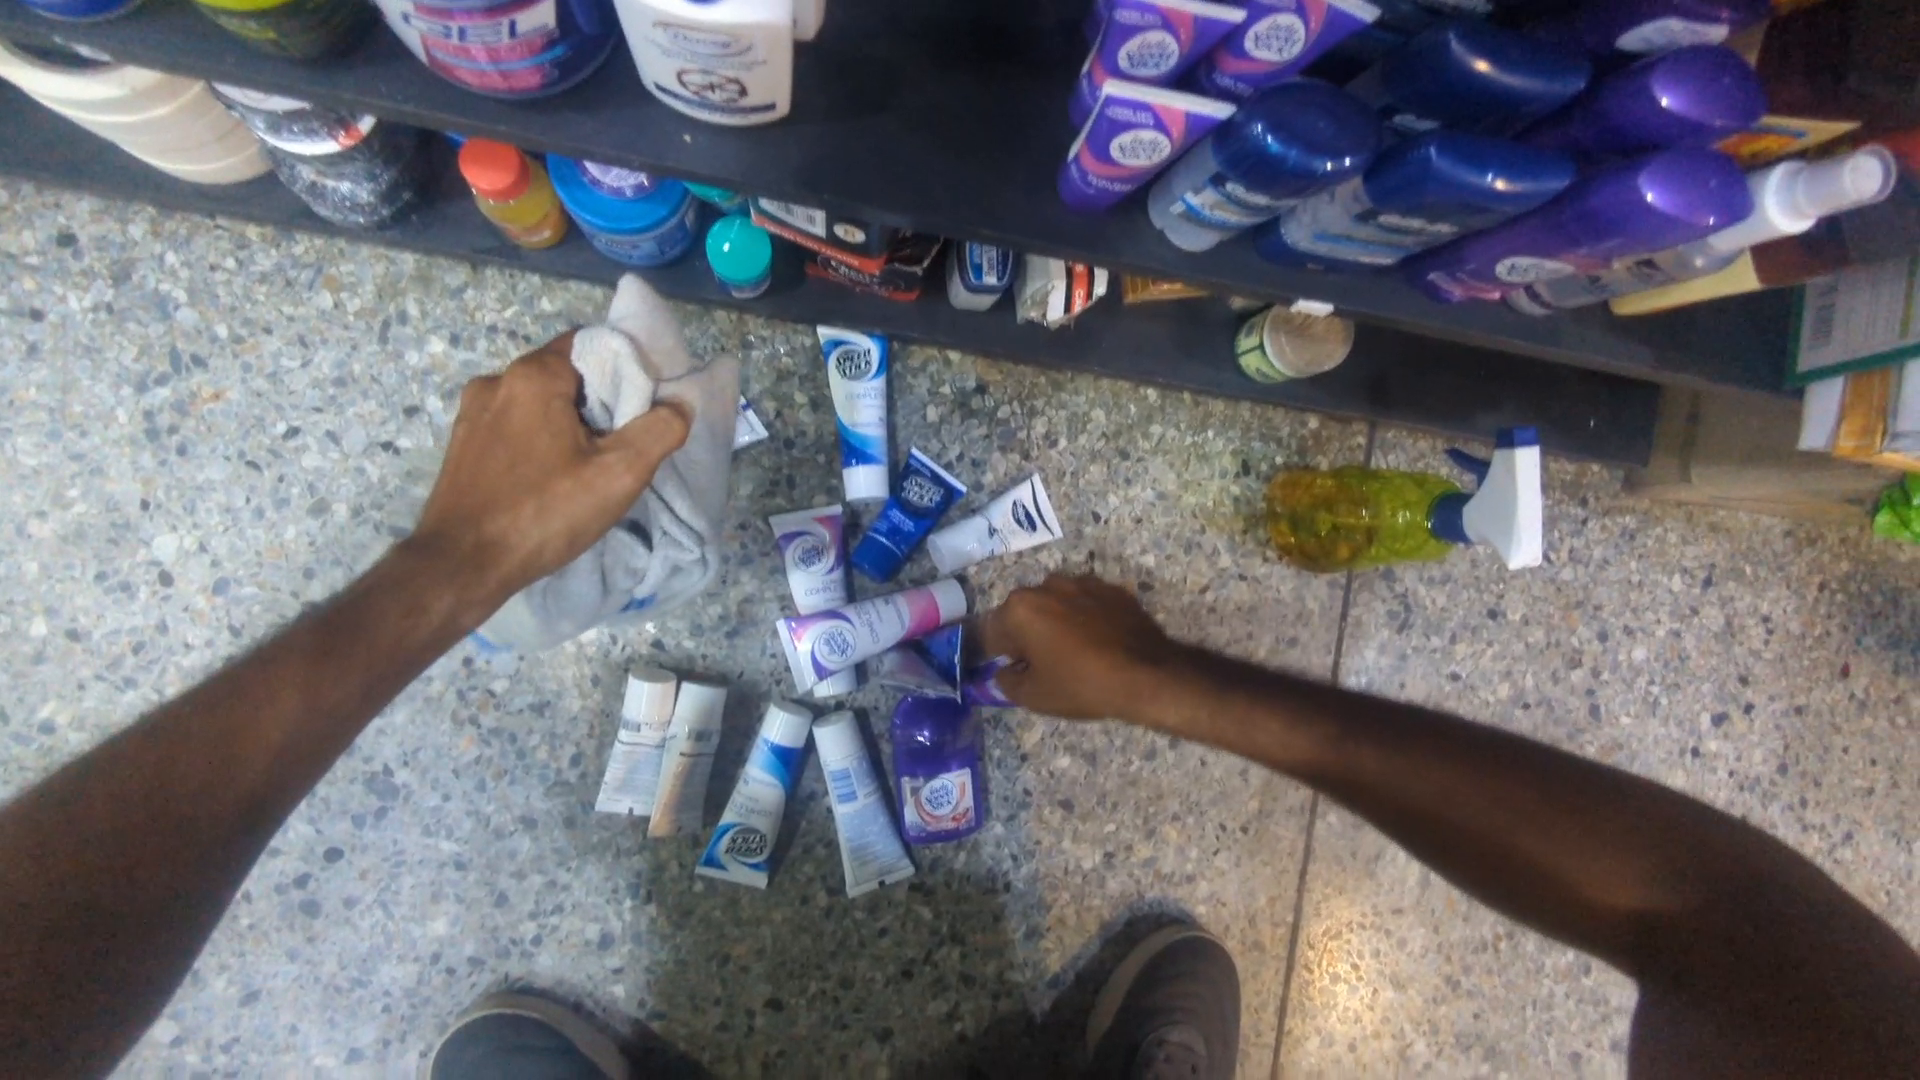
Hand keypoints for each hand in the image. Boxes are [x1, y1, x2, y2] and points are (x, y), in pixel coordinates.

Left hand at [406, 332, 690, 616]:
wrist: (462, 565)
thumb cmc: (544, 513)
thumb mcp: (620, 474)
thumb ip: (660, 431)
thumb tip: (679, 406)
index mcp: (533, 376)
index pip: (593, 345)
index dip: (629, 369)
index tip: (650, 404)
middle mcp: (496, 382)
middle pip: (568, 374)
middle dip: (603, 400)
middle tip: (629, 439)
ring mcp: (473, 413)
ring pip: (542, 402)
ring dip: (574, 423)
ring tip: (595, 462)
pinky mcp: (464, 444)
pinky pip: (518, 426)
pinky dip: (545, 439)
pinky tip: (558, 476)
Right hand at [976, 574, 1177, 721]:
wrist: (1147, 675)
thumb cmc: (1082, 685)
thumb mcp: (1033, 696)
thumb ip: (1006, 681)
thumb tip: (1006, 670)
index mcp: (1020, 608)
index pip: (992, 633)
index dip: (1000, 656)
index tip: (1015, 671)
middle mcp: (1046, 585)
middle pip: (1023, 612)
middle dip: (1027, 634)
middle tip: (1044, 664)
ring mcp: (1082, 582)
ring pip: (1055, 603)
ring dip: (1056, 622)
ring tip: (1074, 651)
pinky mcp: (1111, 588)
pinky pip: (1086, 602)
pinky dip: (1085, 617)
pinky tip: (1099, 642)